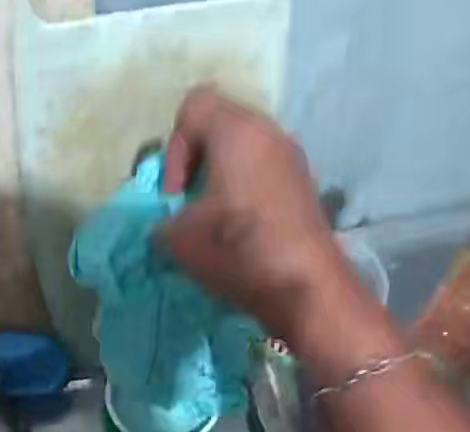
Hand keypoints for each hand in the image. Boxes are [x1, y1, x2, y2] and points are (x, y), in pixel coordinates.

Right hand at [160, 87, 367, 338]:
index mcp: (237, 129)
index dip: (173, 150)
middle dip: (198, 170)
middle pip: (221, 132)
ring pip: (245, 159)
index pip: (193, 107)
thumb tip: (168, 227)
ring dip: (223, 188)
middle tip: (190, 211)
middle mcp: (270, 133)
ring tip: (216, 230)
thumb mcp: (181, 240)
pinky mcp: (306, 192)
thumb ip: (163, 224)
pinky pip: (265, 182)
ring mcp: (293, 162)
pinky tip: (243, 240)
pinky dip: (247, 203)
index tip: (175, 196)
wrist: (304, 287)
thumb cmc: (238, 250)